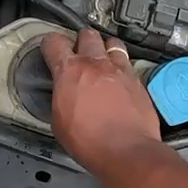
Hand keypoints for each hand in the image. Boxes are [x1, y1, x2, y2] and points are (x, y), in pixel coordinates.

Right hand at [38, 28, 163, 179]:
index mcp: (69, 71)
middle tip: (78, 50)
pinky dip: (122, 66)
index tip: (50, 48)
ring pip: (112, 42)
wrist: (127, 153)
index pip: (54, 42)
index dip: (50, 43)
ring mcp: (118, 70)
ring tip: (102, 58)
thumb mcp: (59, 121)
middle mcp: (94, 64)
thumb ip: (60, 98)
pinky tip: (119, 77)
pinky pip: (129, 62)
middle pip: (86, 34)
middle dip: (81, 40)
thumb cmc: (92, 141)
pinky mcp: (137, 81)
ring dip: (105, 48)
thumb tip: (62, 97)